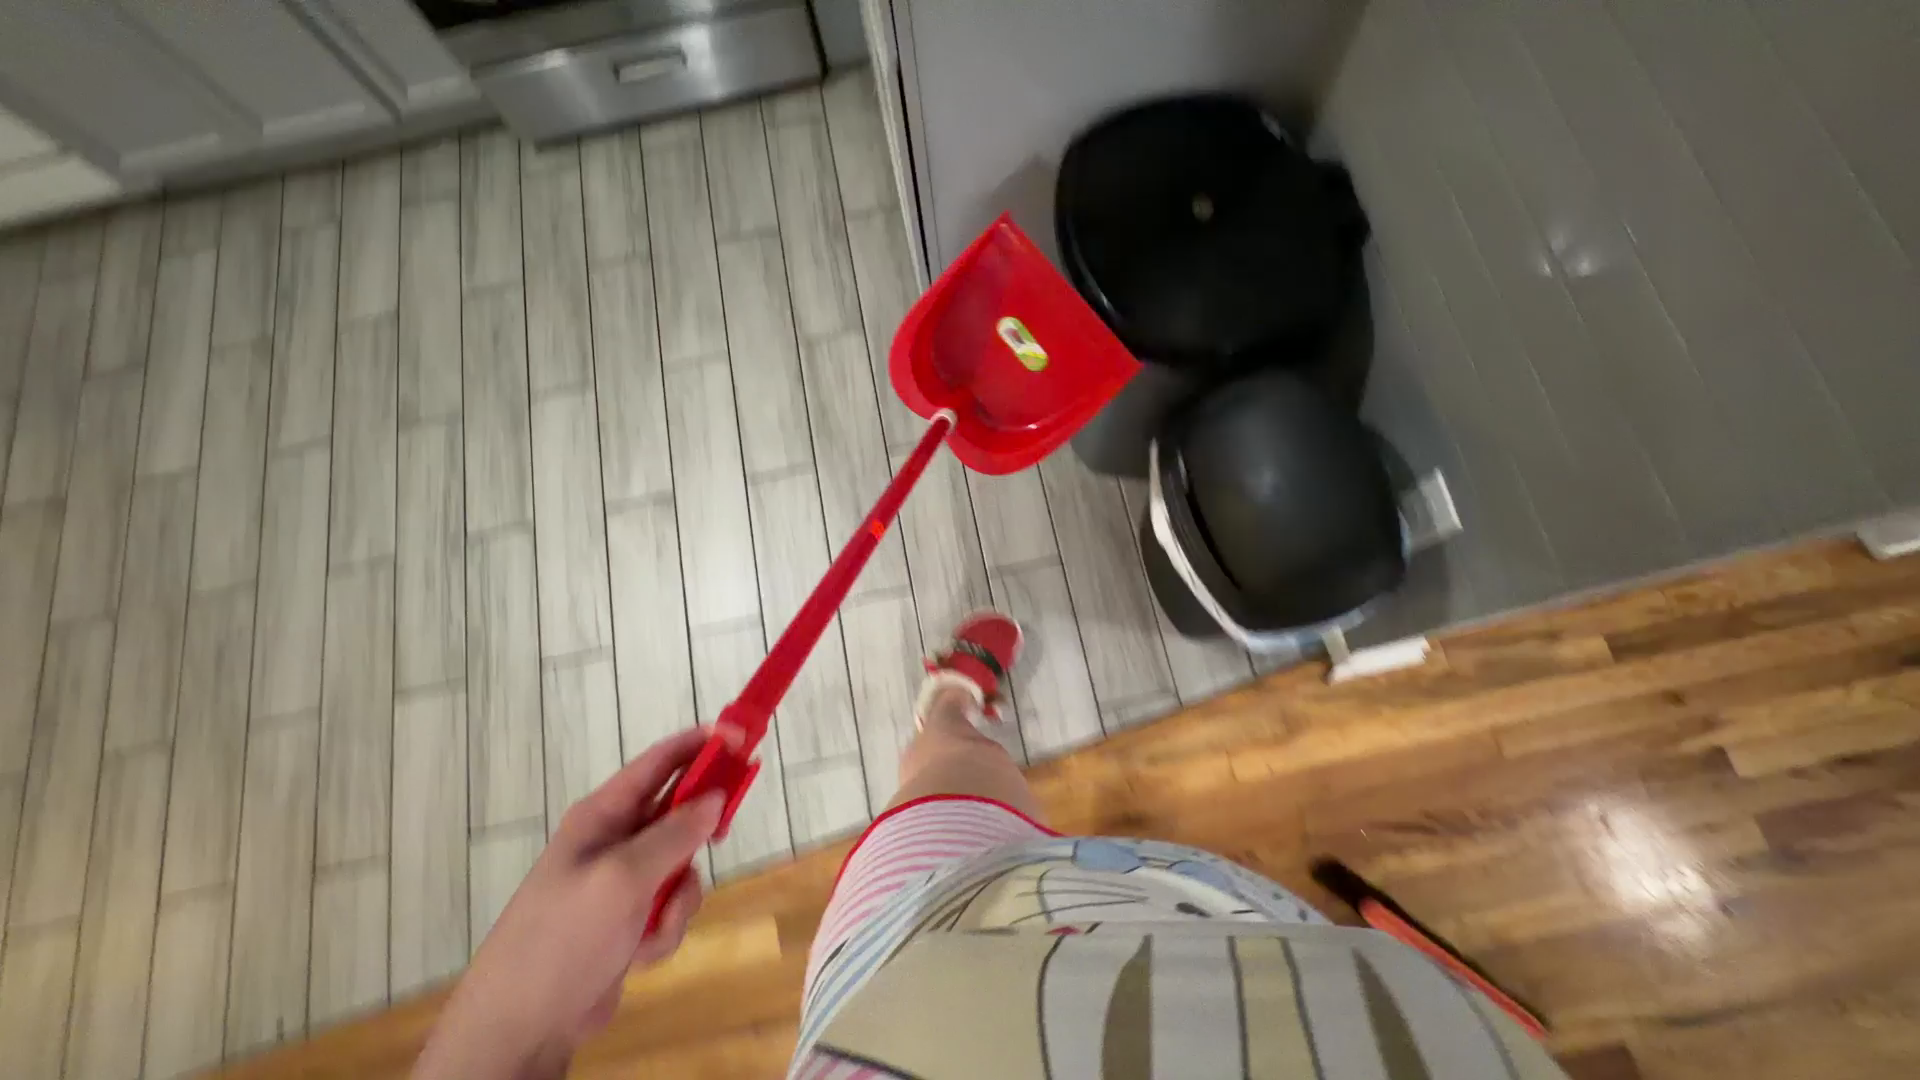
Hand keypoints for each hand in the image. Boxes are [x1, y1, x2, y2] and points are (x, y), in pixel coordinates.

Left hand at [414, 728, 724, 1079]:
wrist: (523, 1025)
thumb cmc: (565, 937)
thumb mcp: (623, 879)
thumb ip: (674, 834)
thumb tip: (716, 796)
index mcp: (603, 816)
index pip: (658, 763)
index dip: (699, 744)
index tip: (740, 735)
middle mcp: (614, 841)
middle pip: (677, 812)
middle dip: (697, 833)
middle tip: (720, 839)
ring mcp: (621, 883)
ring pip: (683, 867)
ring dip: (679, 898)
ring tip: (655, 925)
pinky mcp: (629, 921)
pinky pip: (671, 908)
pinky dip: (665, 930)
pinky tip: (639, 954)